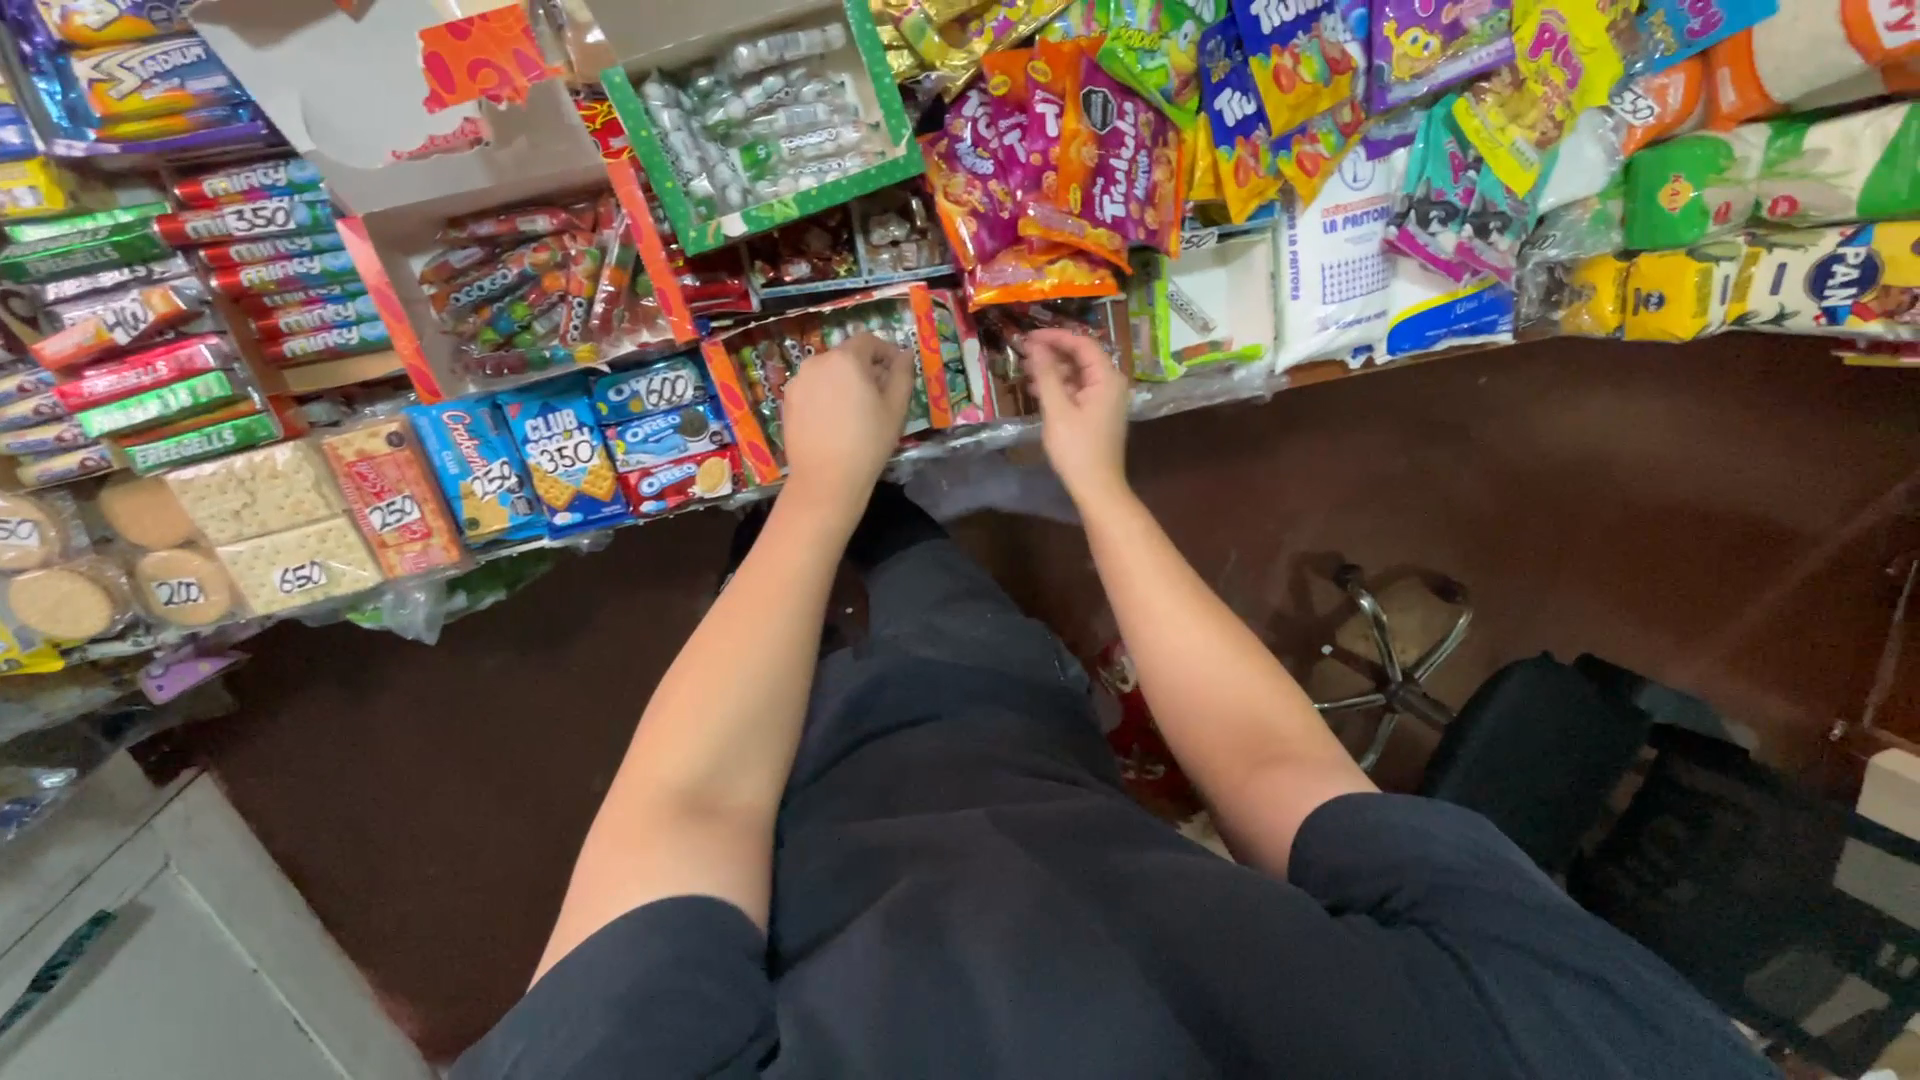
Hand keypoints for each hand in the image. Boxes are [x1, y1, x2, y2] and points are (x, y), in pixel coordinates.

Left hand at [779, 333, 912, 518]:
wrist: (826, 479)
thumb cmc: (868, 442)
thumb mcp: (896, 408)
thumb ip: (902, 375)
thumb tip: (904, 355)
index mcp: (846, 359)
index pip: (868, 341)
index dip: (885, 352)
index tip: (895, 371)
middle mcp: (817, 362)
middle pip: (845, 356)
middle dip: (864, 368)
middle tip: (878, 395)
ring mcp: (798, 382)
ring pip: (827, 372)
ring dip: (843, 382)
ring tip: (855, 411)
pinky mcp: (787, 402)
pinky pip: (812, 389)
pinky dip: (825, 396)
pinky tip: (834, 422)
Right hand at [1025, 327, 1130, 505]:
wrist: (1097, 487)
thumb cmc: (1077, 449)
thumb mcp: (1057, 410)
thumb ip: (1046, 374)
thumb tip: (1035, 346)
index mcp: (1107, 378)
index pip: (1082, 343)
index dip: (1054, 336)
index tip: (1028, 337)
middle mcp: (1111, 383)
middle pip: (1081, 356)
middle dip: (1052, 353)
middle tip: (1023, 353)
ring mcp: (1106, 398)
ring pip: (1078, 373)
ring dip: (1053, 370)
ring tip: (1026, 372)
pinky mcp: (1099, 412)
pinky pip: (1078, 389)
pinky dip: (1059, 387)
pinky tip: (1037, 391)